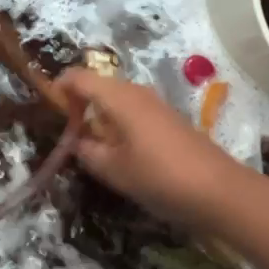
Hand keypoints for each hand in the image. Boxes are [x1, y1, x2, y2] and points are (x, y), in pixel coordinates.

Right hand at [60, 69, 268, 268]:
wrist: (221, 191)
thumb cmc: (161, 176)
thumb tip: (75, 142)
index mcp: (116, 95)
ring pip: (115, 98)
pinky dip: (118, 122)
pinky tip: (122, 152)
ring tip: (92, 146)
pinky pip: (132, 109)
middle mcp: (134, 90)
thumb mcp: (114, 171)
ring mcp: (153, 102)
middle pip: (96, 85)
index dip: (58, 88)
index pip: (77, 77)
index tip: (47, 109)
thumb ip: (87, 152)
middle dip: (78, 105)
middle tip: (67, 134)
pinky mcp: (167, 117)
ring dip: (99, 116)